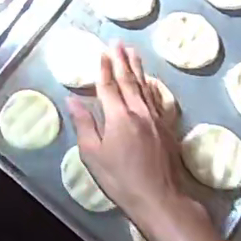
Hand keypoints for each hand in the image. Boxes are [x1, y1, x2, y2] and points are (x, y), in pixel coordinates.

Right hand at [68, 43, 211, 240]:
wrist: (160, 198)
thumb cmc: (121, 180)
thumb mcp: (93, 155)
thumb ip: (84, 125)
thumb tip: (73, 100)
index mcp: (118, 116)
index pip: (109, 86)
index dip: (104, 68)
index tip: (102, 51)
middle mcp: (139, 111)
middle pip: (129, 80)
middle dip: (122, 60)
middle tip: (118, 42)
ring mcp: (156, 118)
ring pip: (146, 86)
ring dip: (138, 68)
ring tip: (133, 52)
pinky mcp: (168, 128)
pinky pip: (159, 100)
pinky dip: (154, 87)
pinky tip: (153, 81)